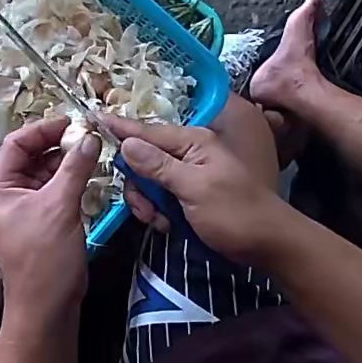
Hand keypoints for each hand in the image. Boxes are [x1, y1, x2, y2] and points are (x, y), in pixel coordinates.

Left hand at [0, 118, 99, 322]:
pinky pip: (57, 188)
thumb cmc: (45, 257)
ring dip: (68, 160)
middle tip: (89, 135)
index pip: (17, 143)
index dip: (44, 129)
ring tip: (94, 150)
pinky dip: (73, 178)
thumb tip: (91, 136)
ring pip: (47, 171)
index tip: (73, 122)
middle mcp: (9, 193)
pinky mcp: (45, 219)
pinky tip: (91, 172)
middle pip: (32, 155)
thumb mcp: (60, 206)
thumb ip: (75, 168)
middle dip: (59, 143)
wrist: (48, 307)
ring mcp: (27, 207)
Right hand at [100, 116, 295, 266]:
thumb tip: (127, 142)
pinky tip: (168, 227)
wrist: (267, 245)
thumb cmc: (234, 213)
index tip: (94, 117)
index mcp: (194, 142)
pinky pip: (162, 198)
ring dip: (149, 203)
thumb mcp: (194, 188)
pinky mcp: (190, 196)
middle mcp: (190, 153)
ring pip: (150, 182)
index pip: (148, 131)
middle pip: (144, 159)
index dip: (121, 128)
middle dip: (138, 186)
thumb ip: (159, 165)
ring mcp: (190, 175)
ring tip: (161, 223)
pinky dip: (160, 212)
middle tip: (146, 212)